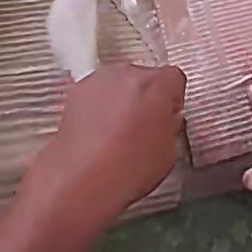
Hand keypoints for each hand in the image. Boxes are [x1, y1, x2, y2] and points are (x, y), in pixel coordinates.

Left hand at [27, 63, 185, 222]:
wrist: (83, 178)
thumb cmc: (129, 168)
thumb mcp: (167, 153)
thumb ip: (169, 125)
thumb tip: (166, 120)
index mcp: (156, 86)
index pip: (173, 77)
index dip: (173, 96)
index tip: (168, 113)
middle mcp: (128, 74)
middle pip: (144, 76)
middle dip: (146, 96)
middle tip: (143, 124)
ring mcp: (100, 79)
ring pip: (118, 82)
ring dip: (121, 98)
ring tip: (116, 130)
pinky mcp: (77, 90)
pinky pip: (96, 91)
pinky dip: (98, 104)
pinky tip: (97, 132)